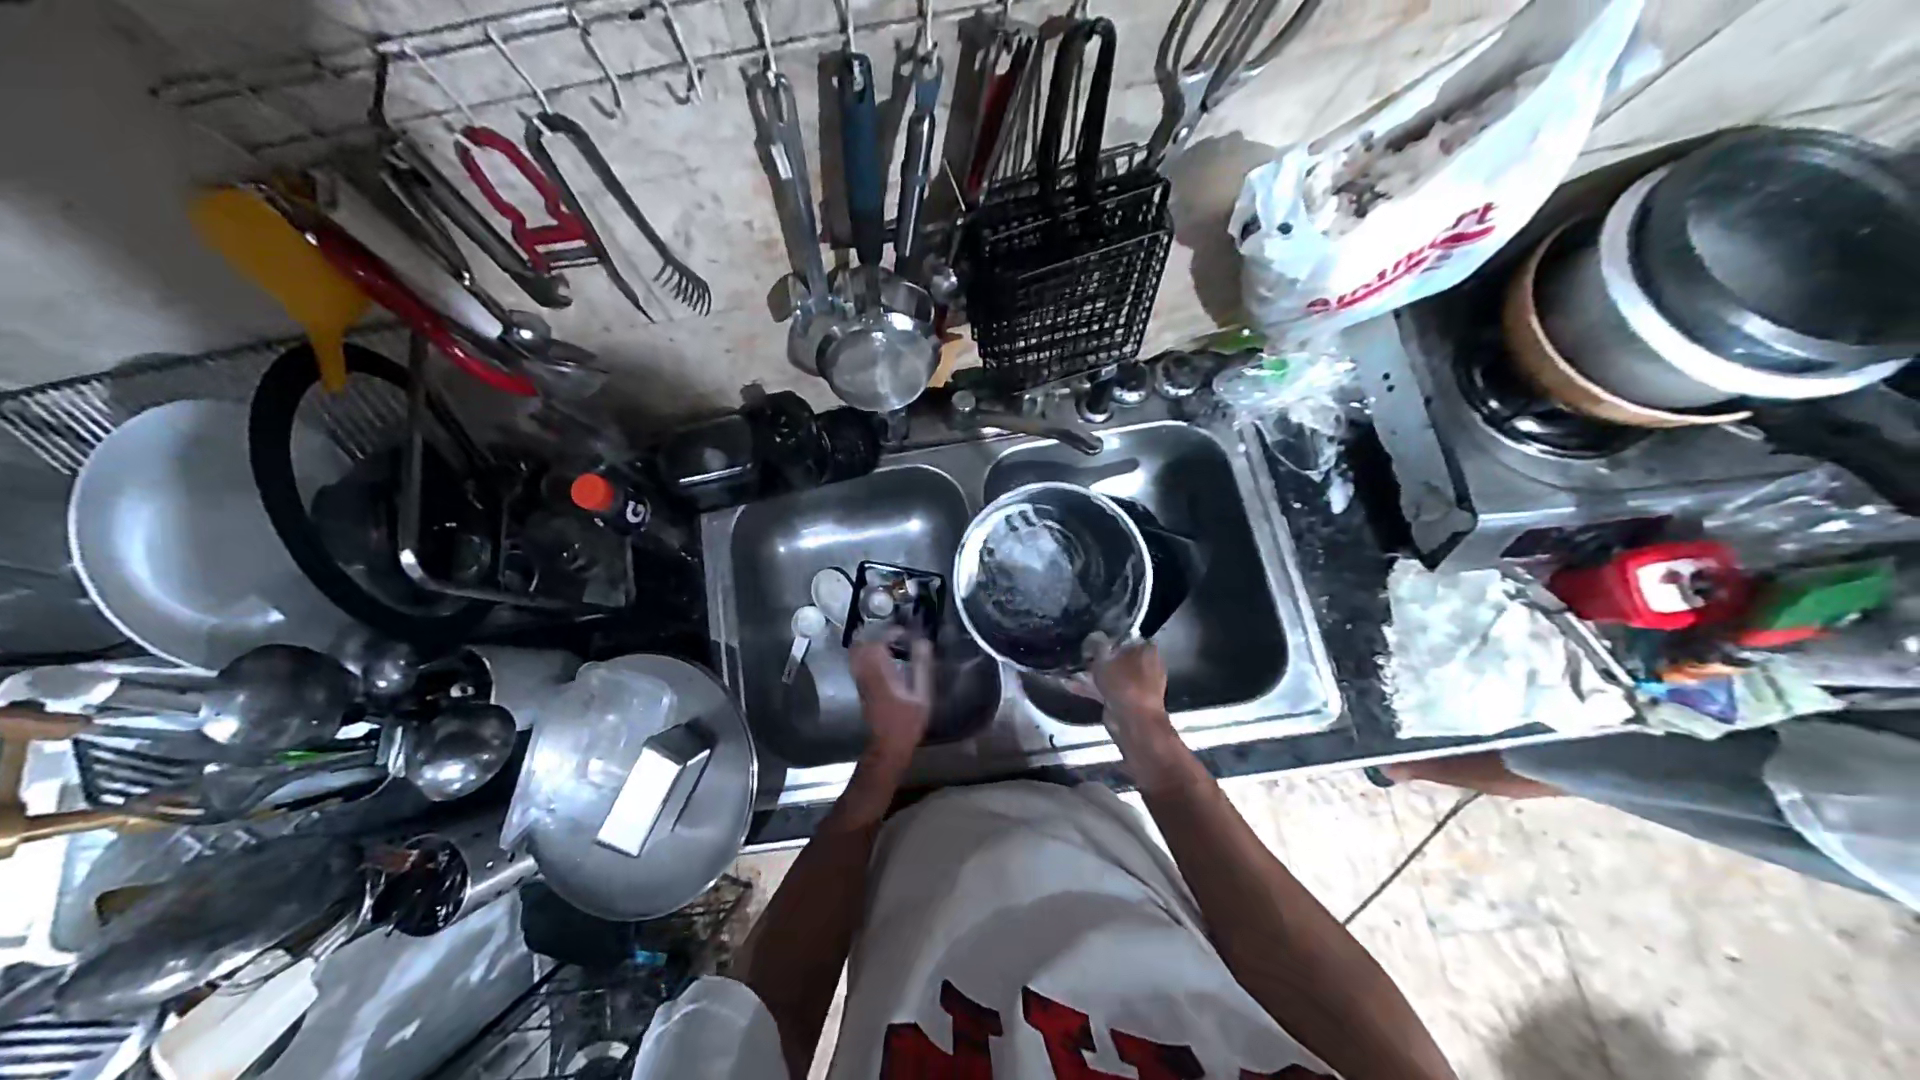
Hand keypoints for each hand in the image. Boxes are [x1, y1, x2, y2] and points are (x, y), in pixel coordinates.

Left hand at [849, 634, 932, 765]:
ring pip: (856, 653)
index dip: (890, 632)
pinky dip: (868, 654)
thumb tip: (923, 642)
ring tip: (890, 643)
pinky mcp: (860, 687)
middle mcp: (866, 674)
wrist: (888, 745)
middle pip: (861, 644)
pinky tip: (884, 658)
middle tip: (895, 635)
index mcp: (880, 673)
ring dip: (871, 643)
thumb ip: (922, 667)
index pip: (877, 642)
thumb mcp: (922, 694)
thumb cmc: (908, 721)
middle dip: (877, 634)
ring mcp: (860, 681)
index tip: (904, 633)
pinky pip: (858, 662)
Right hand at [1078, 634, 1172, 738]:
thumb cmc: (1123, 682)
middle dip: (1098, 657)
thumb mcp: (1104, 657)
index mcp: (1147, 650)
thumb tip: (1094, 636)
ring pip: (1112, 674)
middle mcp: (1146, 665)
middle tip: (1080, 654)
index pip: (1127, 636)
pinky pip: (1108, 689)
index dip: (1108, 636)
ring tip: (1070, 669)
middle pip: (1118, 656)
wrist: (1134, 721)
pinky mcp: (1127, 700)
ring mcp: (1137, 685)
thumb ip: (1097, 644)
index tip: (1091, 638)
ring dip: (1092, 673)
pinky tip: (1070, 685)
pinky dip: (1092, 688)